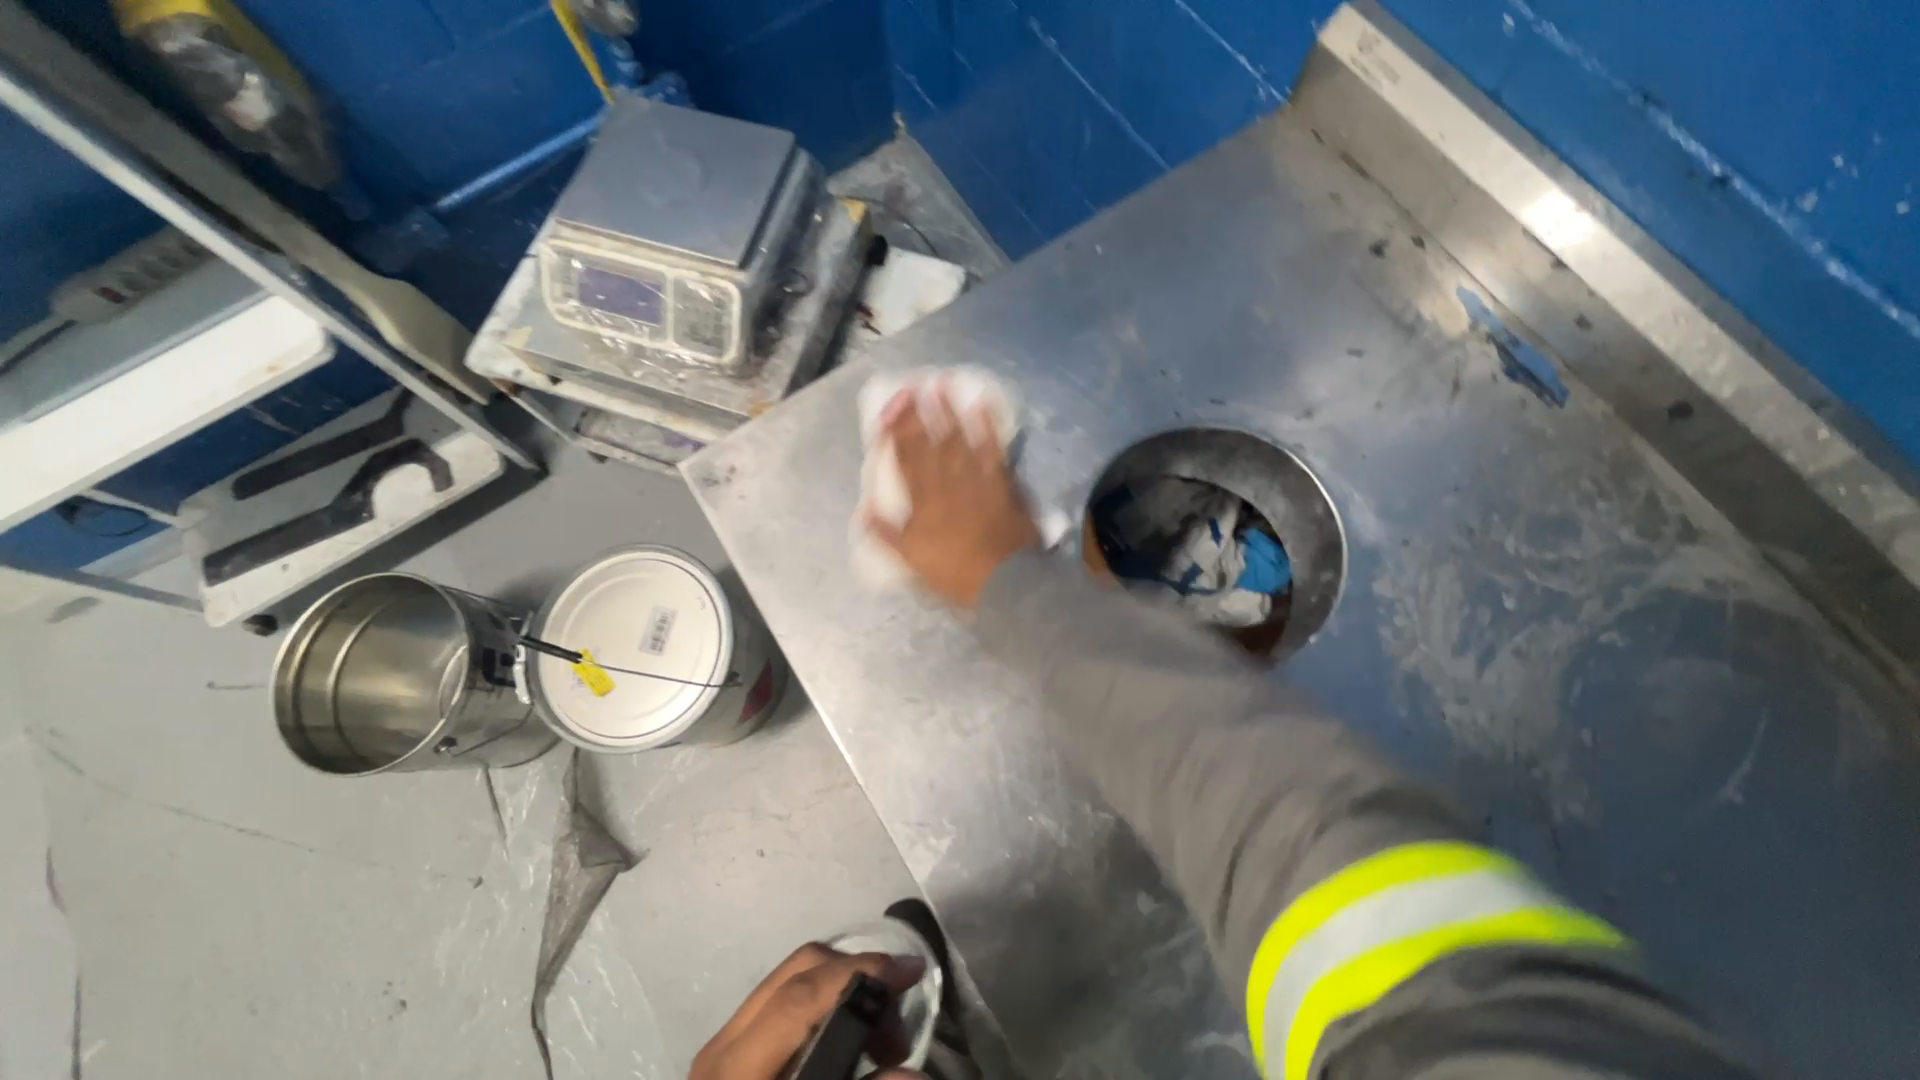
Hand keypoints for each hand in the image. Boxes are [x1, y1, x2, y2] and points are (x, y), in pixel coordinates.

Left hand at [691, 943, 927, 1079]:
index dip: (859, 975)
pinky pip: (782, 1003)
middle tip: (897, 1023)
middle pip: (798, 969)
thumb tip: (914, 1074)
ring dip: (843, 989)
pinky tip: (844, 1041)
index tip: (911, 972)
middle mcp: (724, 1047)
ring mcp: (722, 1046)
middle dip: (859, 976)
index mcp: (737, 1072)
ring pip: (790, 978)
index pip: (800, 999)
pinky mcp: (727, 1054)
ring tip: (876, 1039)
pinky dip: (822, 1006)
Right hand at [865, 388, 1041, 608]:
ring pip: (958, 438)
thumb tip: (863, 508)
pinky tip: (980, 402)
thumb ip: (886, 534)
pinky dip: (986, 423)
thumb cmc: (957, 574)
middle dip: (916, 414)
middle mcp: (947, 482)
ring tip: (938, 383)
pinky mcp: (1004, 480)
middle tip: (908, 387)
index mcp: (922, 502)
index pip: (904, 460)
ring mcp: (977, 478)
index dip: (894, 433)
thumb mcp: (913, 561)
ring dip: (948, 410)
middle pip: (928, 443)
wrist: (1007, 582)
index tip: (887, 410)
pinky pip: (993, 445)